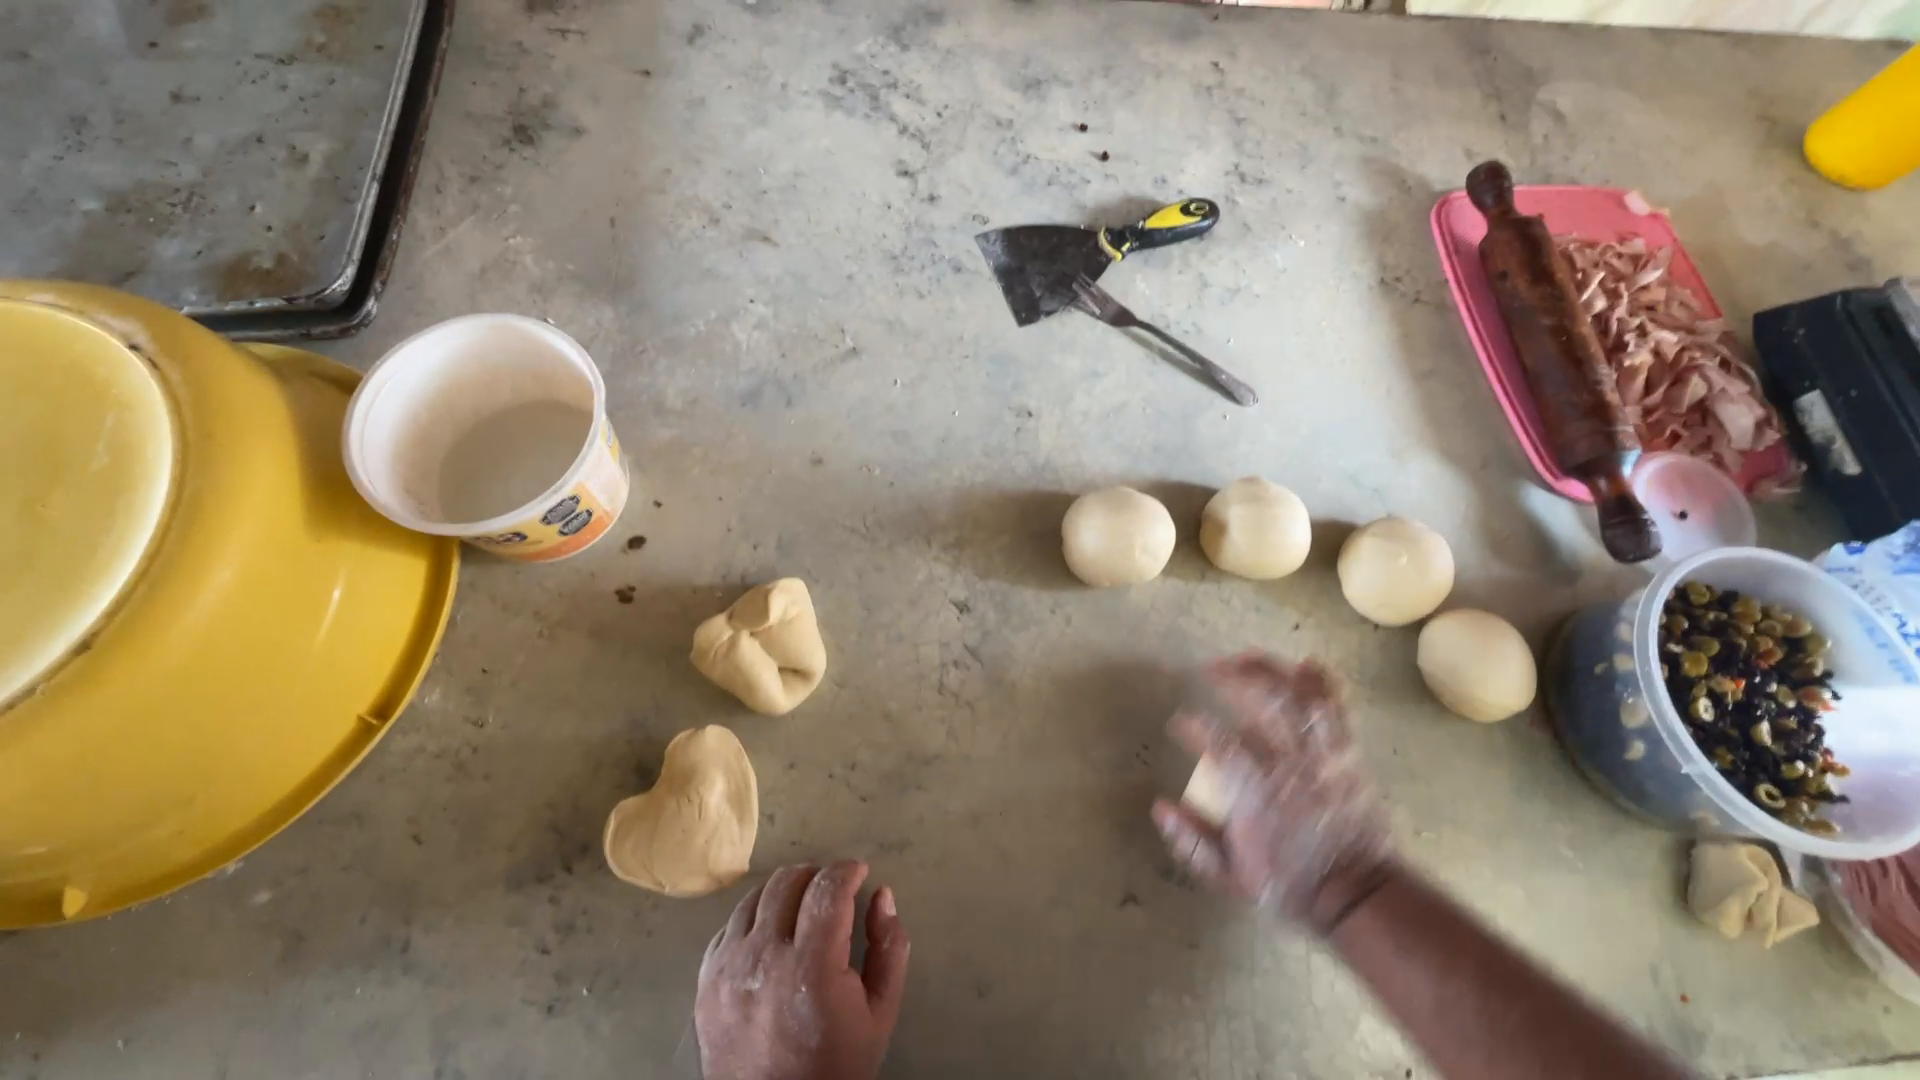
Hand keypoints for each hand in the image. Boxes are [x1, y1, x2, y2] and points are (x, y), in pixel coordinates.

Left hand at [696, 861, 910, 1079]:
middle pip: (788, 882)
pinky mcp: (706, 981)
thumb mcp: (880, 1014)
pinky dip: (754, 917)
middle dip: (817, 874)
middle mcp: (764, 958)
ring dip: (784, 891)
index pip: (827, 889)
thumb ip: (889, 949)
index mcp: (812, 967)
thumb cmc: (834, 1065)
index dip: (846, 870)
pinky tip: (770, 933)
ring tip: (802, 906)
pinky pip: (729, 926)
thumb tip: (882, 896)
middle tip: (832, 890)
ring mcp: (728, 968)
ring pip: (755, 897)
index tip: (859, 872)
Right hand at [1152, 652, 1394, 932]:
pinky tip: (1306, 665)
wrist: (1359, 894)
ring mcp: (1323, 755)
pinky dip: (1322, 682)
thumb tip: (1159, 807)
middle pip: (1263, 701)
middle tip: (1209, 670)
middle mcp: (1290, 764)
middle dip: (1232, 676)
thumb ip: (1192, 842)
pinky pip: (1337, 708)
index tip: (1178, 721)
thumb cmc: (1290, 884)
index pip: (1219, 743)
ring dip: (1271, 670)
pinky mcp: (1348, 754)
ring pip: (1298, 695)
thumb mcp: (1231, 876)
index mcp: (1256, 792)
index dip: (1194, 725)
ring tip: (1245, 658)